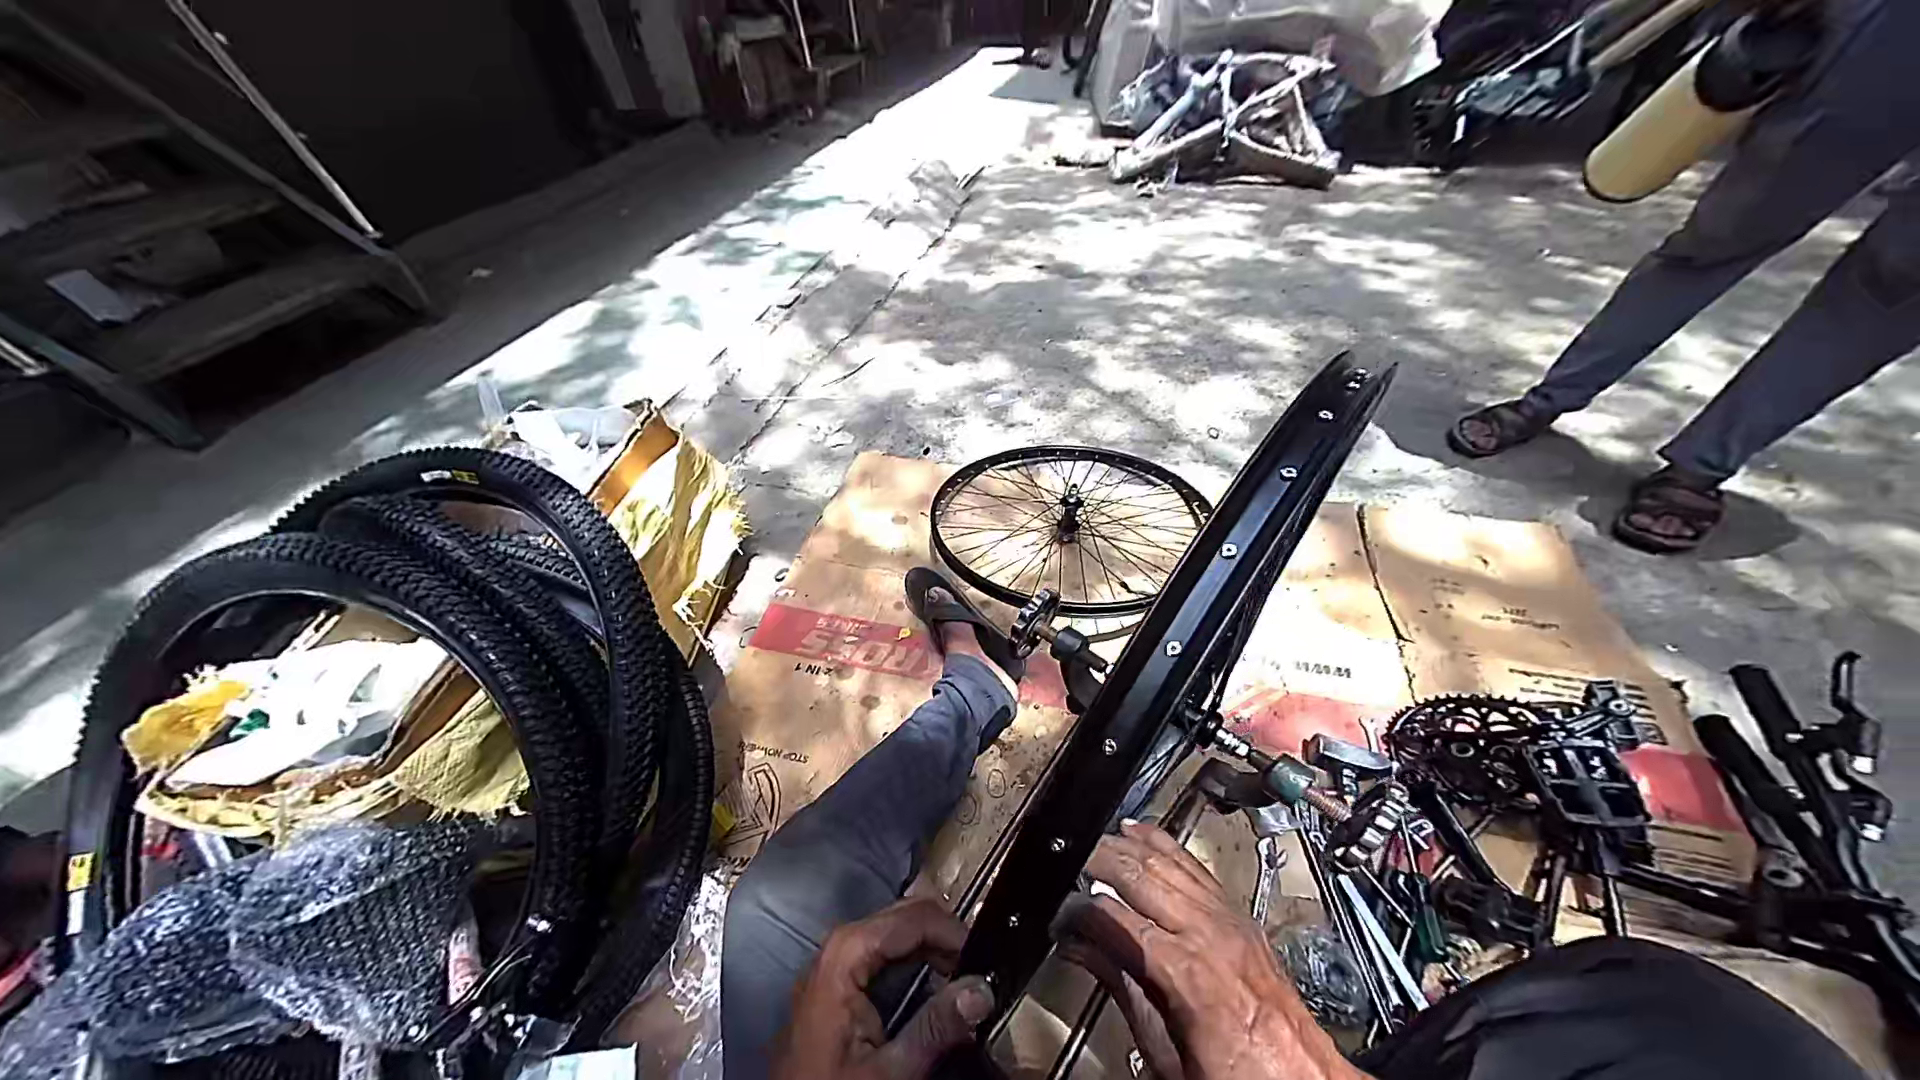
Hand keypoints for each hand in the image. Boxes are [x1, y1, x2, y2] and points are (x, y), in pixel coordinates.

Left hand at [771, 897, 996, 1079]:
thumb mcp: (888, 1072)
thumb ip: (935, 1027)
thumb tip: (983, 989)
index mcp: (849, 951)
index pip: (916, 917)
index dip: (955, 933)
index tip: (985, 961)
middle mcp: (842, 940)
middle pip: (908, 914)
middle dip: (947, 937)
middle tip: (979, 972)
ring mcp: (838, 954)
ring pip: (900, 928)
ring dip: (935, 947)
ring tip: (964, 981)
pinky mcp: (841, 972)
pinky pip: (887, 948)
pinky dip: (917, 958)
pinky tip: (936, 986)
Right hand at [1056, 821, 1370, 1079]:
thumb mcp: (1165, 1051)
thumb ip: (1120, 987)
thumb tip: (1077, 947)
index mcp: (1184, 972)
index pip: (1113, 916)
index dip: (1077, 911)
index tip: (1060, 916)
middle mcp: (1206, 931)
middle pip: (1137, 873)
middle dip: (1096, 861)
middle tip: (1068, 866)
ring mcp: (1225, 916)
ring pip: (1164, 858)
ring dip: (1125, 844)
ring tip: (1095, 842)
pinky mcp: (1237, 912)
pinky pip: (1193, 863)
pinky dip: (1162, 842)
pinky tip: (1140, 832)